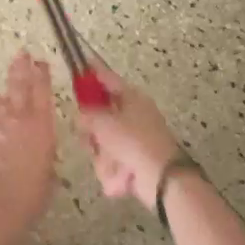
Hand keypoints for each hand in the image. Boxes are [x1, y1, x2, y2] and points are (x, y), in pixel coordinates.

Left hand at [0, 50, 56, 230]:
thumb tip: (39, 147)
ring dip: (5, 95)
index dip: (41, 74)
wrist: (0, 201)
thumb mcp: (50, 169)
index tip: (41, 62)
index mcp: (41, 125)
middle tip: (21, 54)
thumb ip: (44, 150)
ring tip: (8, 93)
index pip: (42, 91)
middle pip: (19, 85)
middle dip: (20, 68)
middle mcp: (19, 118)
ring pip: (1, 100)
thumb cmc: (34, 192)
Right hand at [76, 63, 180, 207]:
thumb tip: (81, 114)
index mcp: (132, 98)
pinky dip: (115, 172)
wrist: (163, 179)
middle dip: (93, 130)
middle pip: (103, 116)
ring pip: (106, 143)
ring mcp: (137, 141)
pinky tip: (121, 177)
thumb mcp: (103, 122)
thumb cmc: (132, 141)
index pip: (108, 78)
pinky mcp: (138, 164)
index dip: (93, 72)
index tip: (81, 65)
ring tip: (111, 163)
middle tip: (88, 136)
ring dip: (104, 156)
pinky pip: (115, 164)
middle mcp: (135, 116)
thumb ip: (87, 114)